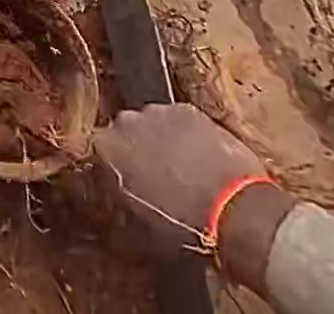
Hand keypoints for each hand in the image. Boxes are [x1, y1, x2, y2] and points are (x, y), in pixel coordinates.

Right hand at [93, 104, 266, 239]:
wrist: (234, 210)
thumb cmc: (182, 223)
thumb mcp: (138, 221)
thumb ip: (118, 193)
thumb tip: (115, 189)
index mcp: (107, 146)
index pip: (99, 146)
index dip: (113, 162)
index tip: (124, 175)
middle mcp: (126, 121)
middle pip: (125, 128)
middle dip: (136, 145)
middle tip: (154, 171)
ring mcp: (158, 111)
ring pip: (152, 121)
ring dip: (160, 136)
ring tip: (181, 164)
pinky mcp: (187, 109)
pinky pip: (179, 118)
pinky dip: (186, 132)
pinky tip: (200, 155)